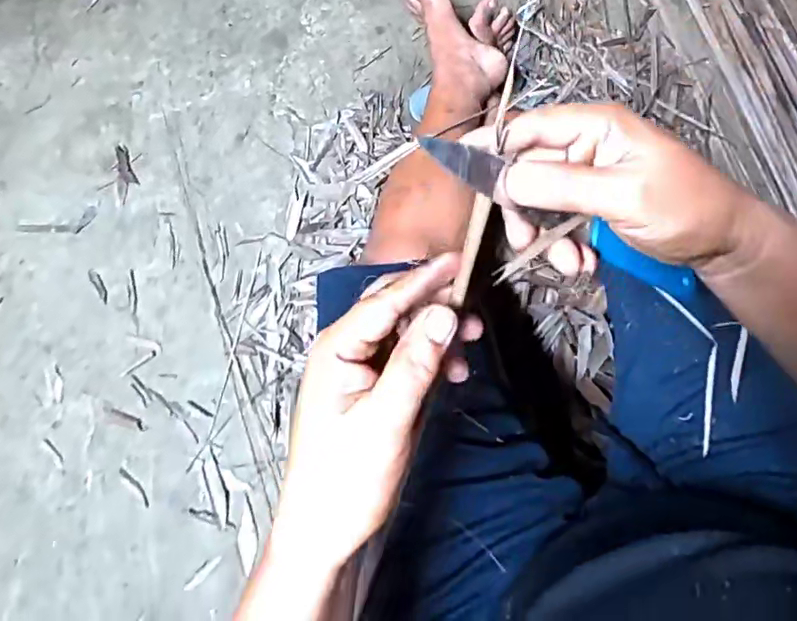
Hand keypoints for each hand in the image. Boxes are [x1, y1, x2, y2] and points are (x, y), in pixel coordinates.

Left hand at [263, 255, 480, 579]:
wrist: (324, 536)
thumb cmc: (346, 482)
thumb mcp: (385, 421)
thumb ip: (415, 363)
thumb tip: (445, 312)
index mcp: (336, 348)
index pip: (385, 300)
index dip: (423, 278)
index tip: (457, 261)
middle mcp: (345, 348)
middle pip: (394, 306)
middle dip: (434, 302)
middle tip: (472, 306)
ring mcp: (358, 366)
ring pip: (404, 328)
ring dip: (437, 329)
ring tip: (470, 339)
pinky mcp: (372, 384)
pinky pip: (407, 353)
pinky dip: (432, 354)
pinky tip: (453, 369)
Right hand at [489, 103, 761, 275]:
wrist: (726, 244)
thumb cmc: (684, 207)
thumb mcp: (622, 196)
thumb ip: (560, 185)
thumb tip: (502, 176)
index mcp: (595, 125)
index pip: (530, 125)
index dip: (493, 144)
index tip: (461, 167)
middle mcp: (586, 143)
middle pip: (527, 165)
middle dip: (523, 206)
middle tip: (525, 239)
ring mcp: (589, 174)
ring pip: (539, 197)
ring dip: (544, 231)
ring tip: (568, 263)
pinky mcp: (593, 202)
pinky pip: (559, 218)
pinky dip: (563, 243)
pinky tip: (581, 264)